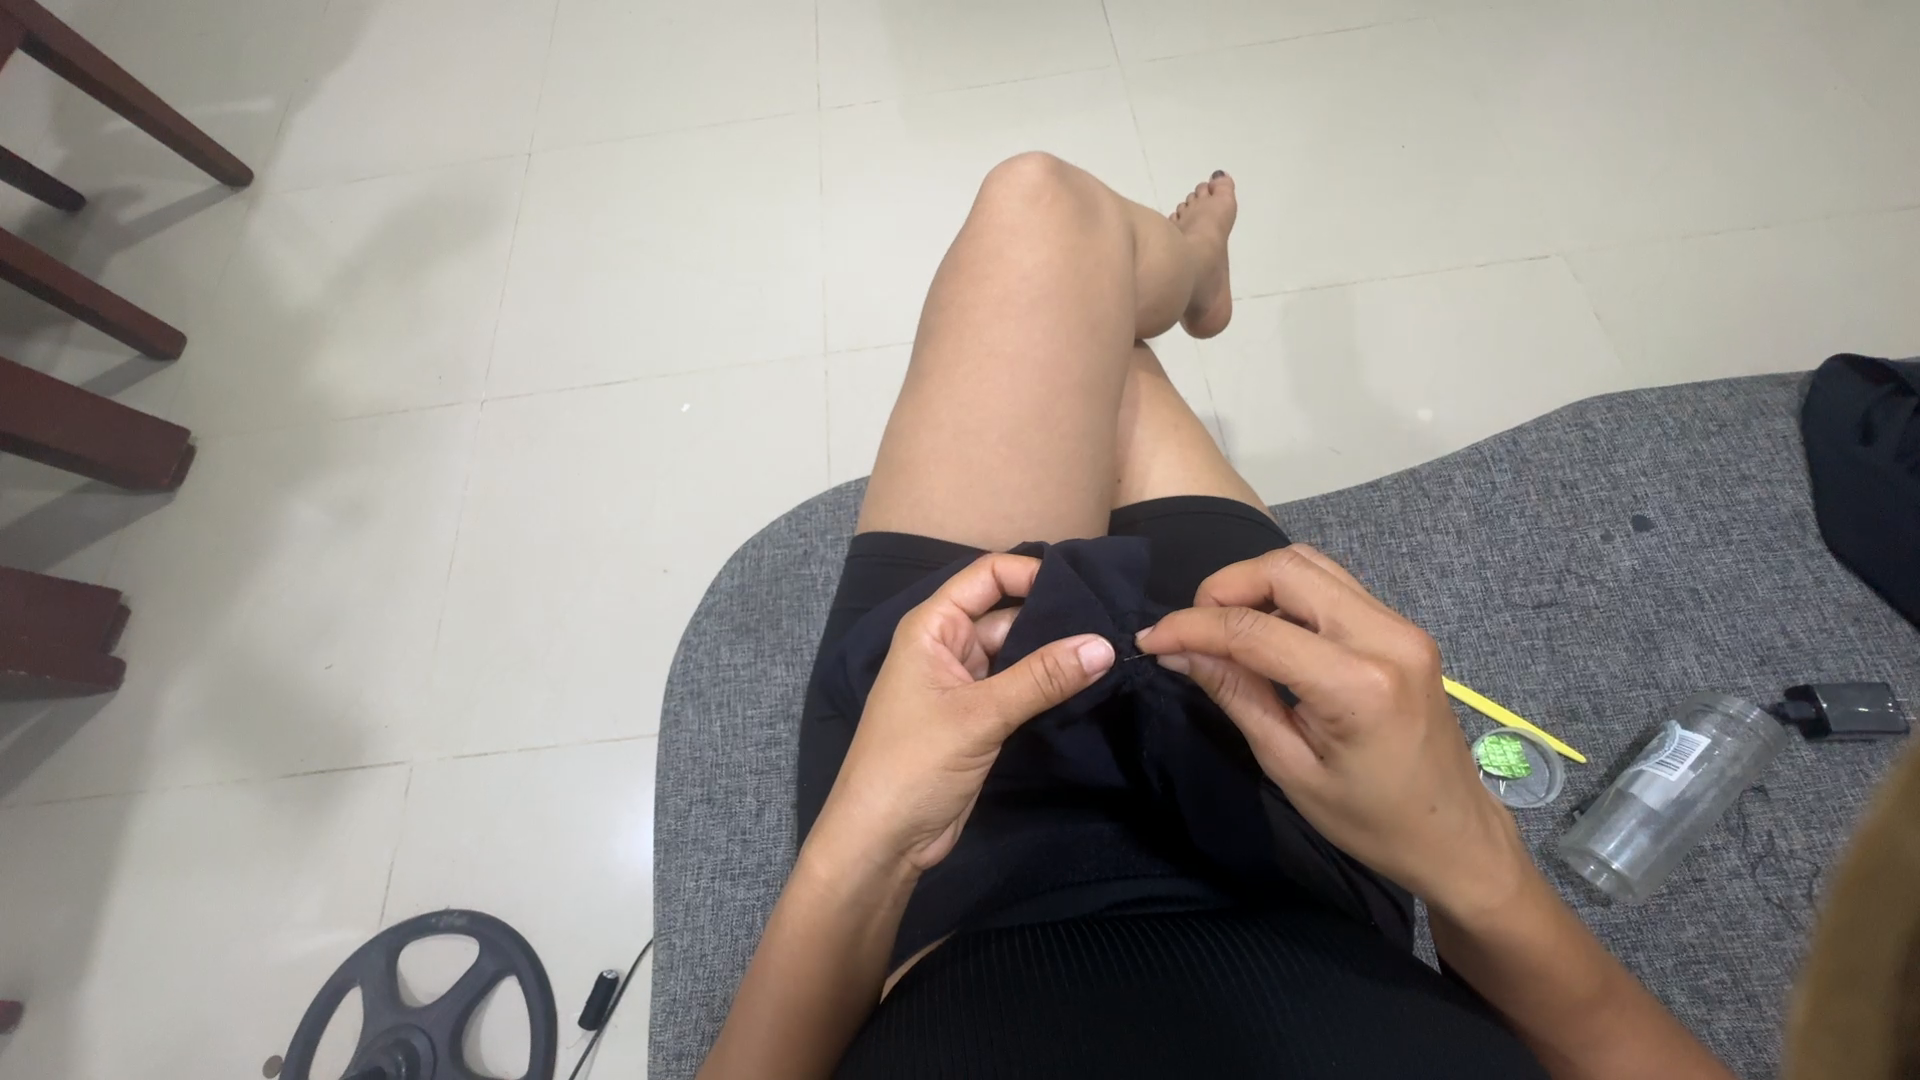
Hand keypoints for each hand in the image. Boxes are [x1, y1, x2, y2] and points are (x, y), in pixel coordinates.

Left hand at [810, 553, 1115, 876]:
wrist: (883, 841)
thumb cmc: (913, 763)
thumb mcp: (979, 715)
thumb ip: (1041, 678)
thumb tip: (1104, 645)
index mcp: (932, 627)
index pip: (987, 576)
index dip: (1032, 572)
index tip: (1084, 585)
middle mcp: (948, 646)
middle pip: (1008, 613)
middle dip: (1054, 616)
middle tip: (1113, 621)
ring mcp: (965, 683)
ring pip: (1018, 653)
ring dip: (1055, 653)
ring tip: (1113, 648)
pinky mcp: (980, 717)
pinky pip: (1020, 687)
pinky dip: (1048, 685)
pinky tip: (1089, 682)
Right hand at [1135, 545, 1529, 916]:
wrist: (1455, 837)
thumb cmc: (1369, 820)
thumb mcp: (1287, 764)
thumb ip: (1234, 693)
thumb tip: (1177, 650)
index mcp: (1358, 685)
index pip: (1254, 629)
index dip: (1191, 626)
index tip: (1150, 639)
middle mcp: (1385, 636)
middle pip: (1284, 568)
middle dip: (1223, 588)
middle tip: (1194, 631)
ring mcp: (1399, 625)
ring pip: (1307, 564)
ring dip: (1252, 583)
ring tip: (1223, 627)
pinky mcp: (1400, 625)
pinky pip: (1328, 581)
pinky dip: (1283, 591)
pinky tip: (1264, 626)